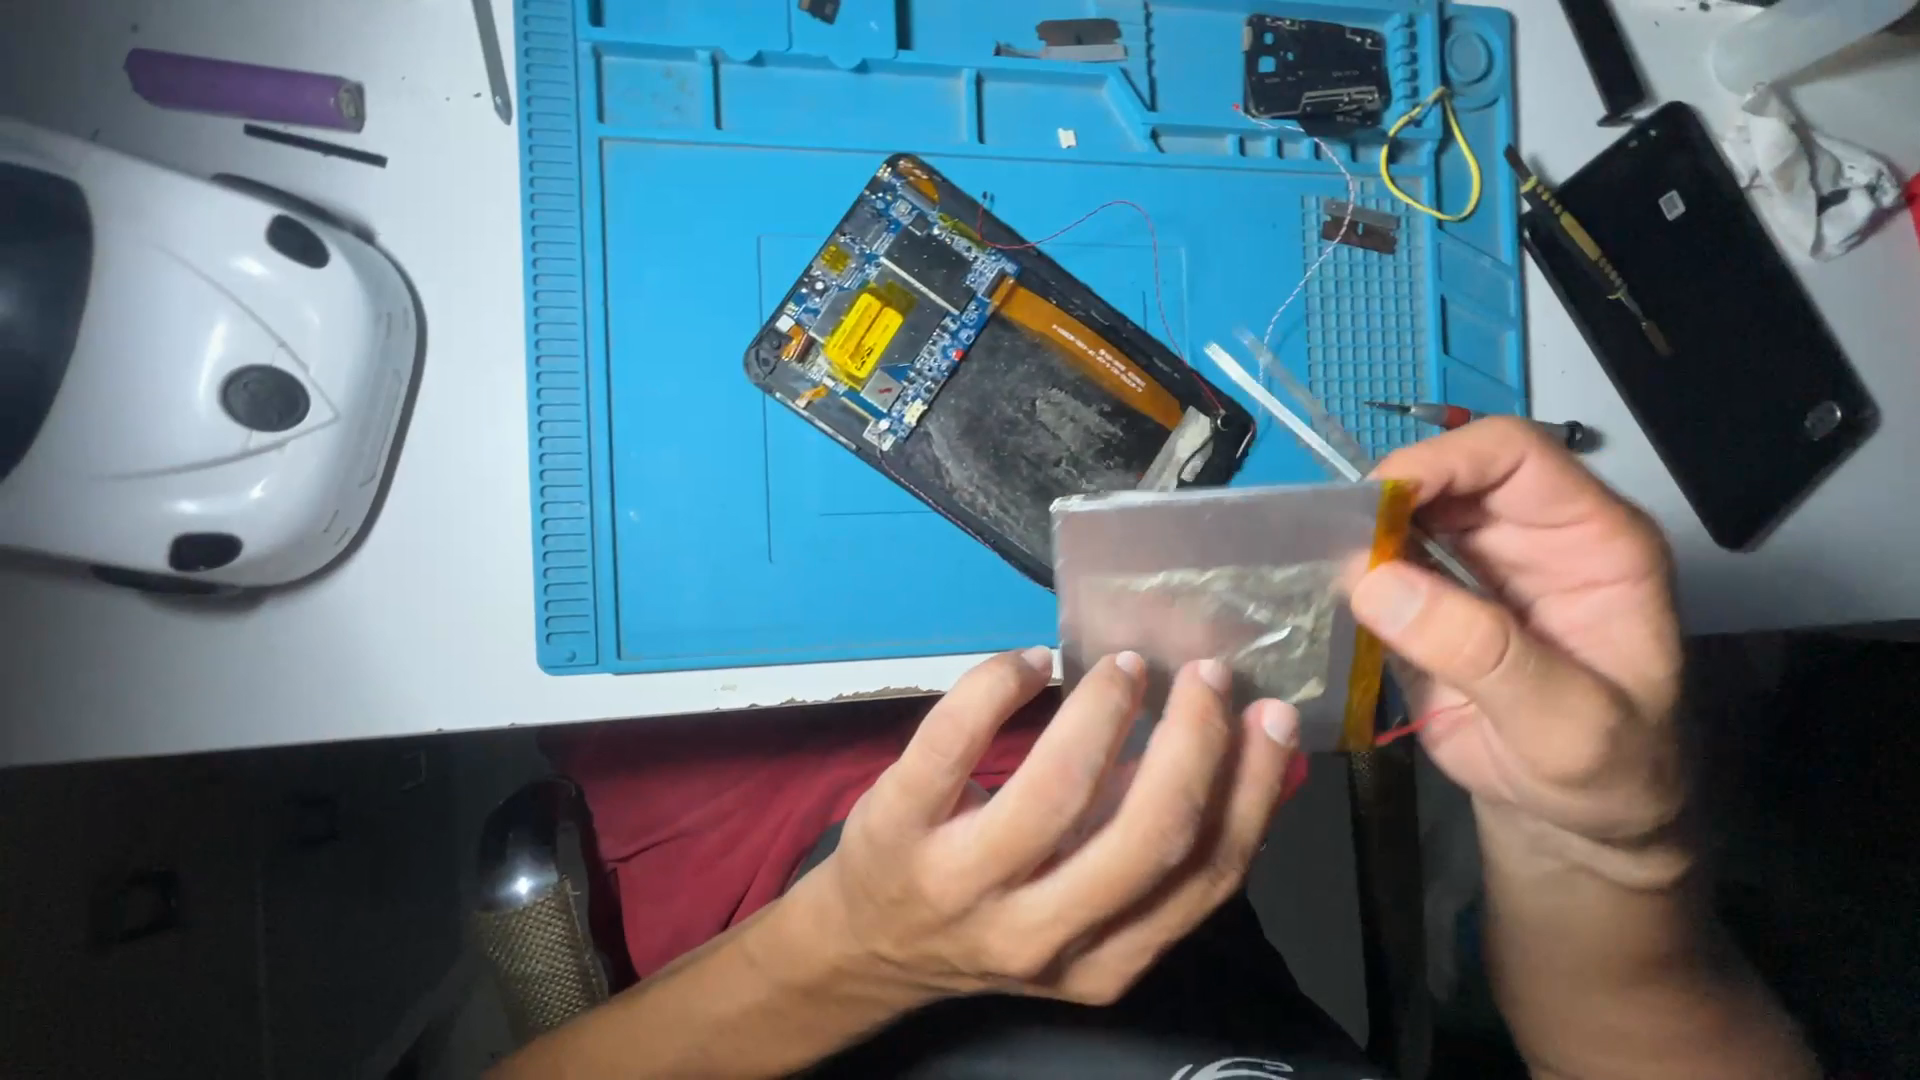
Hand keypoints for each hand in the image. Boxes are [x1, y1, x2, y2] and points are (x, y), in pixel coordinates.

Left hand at [786, 647, 1304, 1006]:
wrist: (872, 942)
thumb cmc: (994, 909)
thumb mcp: (1081, 904)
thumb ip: (1146, 840)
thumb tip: (1236, 751)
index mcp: (1103, 960)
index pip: (1203, 876)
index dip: (1251, 788)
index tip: (1268, 715)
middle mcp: (1040, 935)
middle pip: (1145, 836)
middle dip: (1192, 741)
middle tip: (1204, 674)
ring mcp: (962, 883)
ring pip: (1055, 789)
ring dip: (1103, 711)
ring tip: (1122, 666)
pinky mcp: (898, 826)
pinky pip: (954, 741)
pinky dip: (997, 687)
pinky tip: (1028, 663)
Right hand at [1348, 419, 1685, 885]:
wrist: (1571, 819)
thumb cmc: (1605, 775)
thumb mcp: (1567, 727)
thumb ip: (1482, 653)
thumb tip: (1374, 582)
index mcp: (1592, 542)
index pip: (1516, 458)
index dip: (1443, 462)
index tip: (1375, 501)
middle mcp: (1532, 538)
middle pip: (1449, 475)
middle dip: (1387, 497)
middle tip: (1329, 538)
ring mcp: (1476, 566)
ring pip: (1406, 512)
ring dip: (1359, 530)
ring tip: (1319, 565)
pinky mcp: (1429, 598)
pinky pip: (1380, 559)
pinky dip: (1347, 565)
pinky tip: (1323, 587)